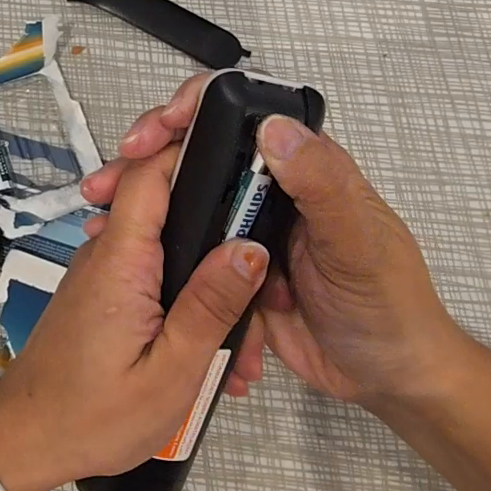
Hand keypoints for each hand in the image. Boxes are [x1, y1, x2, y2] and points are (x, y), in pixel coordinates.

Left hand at [0, 144, 270, 490]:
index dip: (190, 153)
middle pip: (172, 215)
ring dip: (209, 292)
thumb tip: (250, 247)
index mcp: (120, 259)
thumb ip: (210, 305)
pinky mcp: (104, 295)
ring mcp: (103, 273)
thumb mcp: (170, 371)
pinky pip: (153, 280)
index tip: (243, 166)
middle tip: (261, 311)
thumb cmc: (92, 415)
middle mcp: (106, 253)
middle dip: (222, 249)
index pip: (149, 174)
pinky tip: (209, 358)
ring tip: (239, 358)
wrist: (27, 439)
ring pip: (169, 254)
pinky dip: (185, 308)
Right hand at [83, 74, 468, 404]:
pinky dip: (151, 252)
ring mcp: (245, 229)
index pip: (240, 117)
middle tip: (107, 181)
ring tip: (101, 220)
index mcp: (302, 169)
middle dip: (144, 161)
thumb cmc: (388, 305)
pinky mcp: (229, 268)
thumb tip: (273, 128)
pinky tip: (121, 260)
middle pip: (196, 155)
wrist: (387, 378)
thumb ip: (323, 186)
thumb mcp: (359, 244)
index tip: (155, 132)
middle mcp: (268, 189)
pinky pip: (184, 251)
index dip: (191, 111)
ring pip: (181, 201)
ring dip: (137, 205)